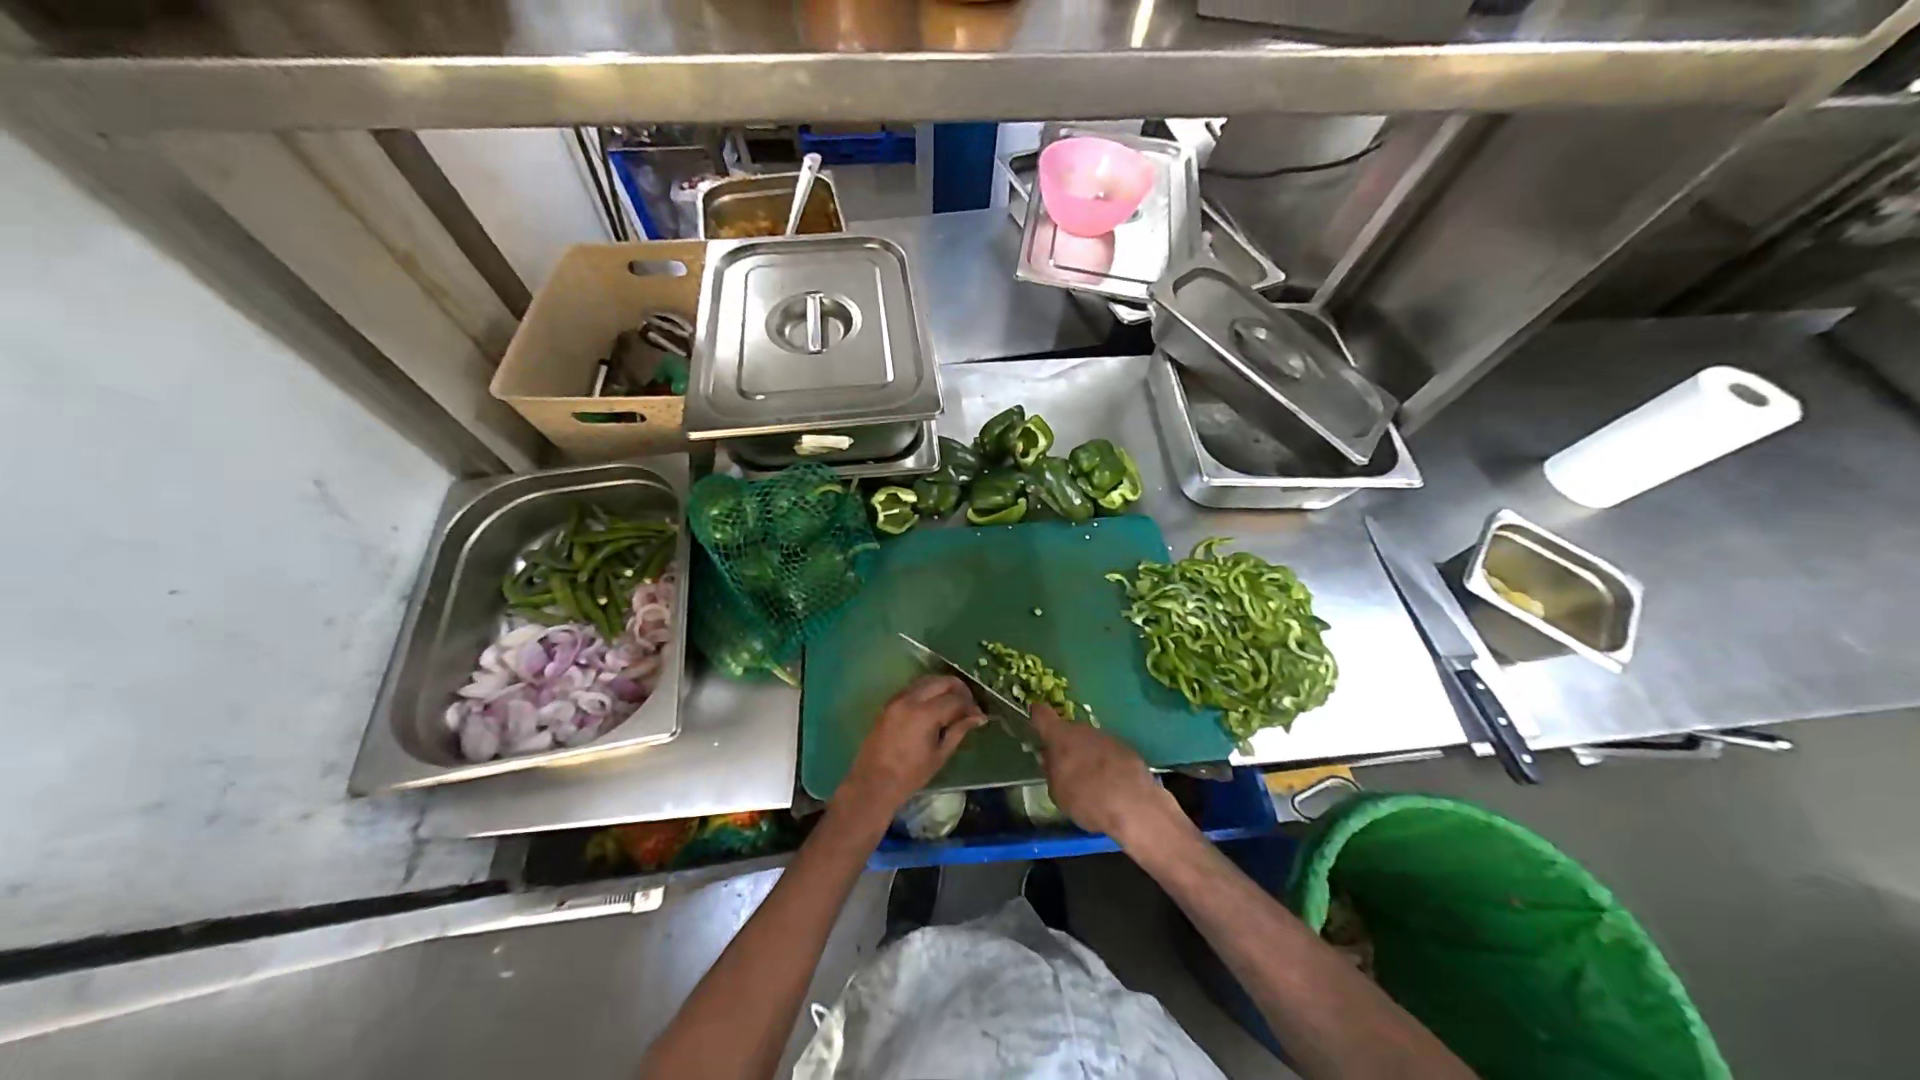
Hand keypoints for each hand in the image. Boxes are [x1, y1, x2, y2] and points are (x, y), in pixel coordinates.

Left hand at [837, 675, 985, 819]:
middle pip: (941, 681)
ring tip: (953, 705)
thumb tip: (978, 717)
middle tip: (968, 705)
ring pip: (926, 681)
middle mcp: (909, 699)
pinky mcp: (888, 704)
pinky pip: (913, 689)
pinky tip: (934, 707)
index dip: (970, 706)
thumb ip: (959, 730)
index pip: (955, 699)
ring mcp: (896, 699)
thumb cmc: (910, 775)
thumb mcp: (940, 754)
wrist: (873, 783)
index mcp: (924, 714)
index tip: (979, 716)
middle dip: (959, 689)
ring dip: (942, 688)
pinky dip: (927, 691)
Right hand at [1029, 702, 1181, 843]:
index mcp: (1060, 736)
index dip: (1037, 715)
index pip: (1042, 715)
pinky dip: (1105, 763)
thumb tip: (1051, 760)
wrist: (1134, 805)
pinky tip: (1109, 784)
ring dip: (1087, 754)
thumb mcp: (1057, 792)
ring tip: (1089, 780)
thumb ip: (1051, 771)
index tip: (1034, 717)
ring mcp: (1107, 737)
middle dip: (1065, 745)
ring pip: (1089, 741)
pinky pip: (1108, 752)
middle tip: (1064, 766)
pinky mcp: (1127, 749)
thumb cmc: (1086, 799)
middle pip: (1068, 731)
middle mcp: (1083, 730)